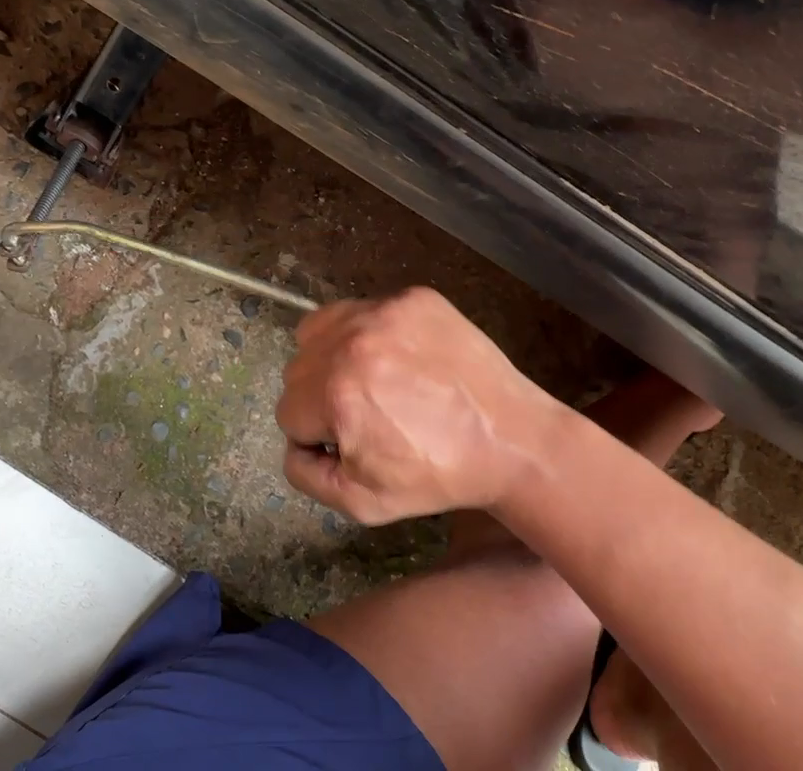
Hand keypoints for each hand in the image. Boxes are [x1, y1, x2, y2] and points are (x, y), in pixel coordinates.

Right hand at [275, 287, 565, 523]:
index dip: (317, 436)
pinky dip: (367, 335)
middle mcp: (351, 344)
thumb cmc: (437, 475)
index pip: (288, 413)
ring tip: (374, 382)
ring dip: (333, 359)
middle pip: (298, 371)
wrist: (514, 440)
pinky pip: (359, 312)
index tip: (353, 443)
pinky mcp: (411, 298)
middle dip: (321, 397)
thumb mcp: (361, 503)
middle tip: (367, 415)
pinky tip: (399, 361)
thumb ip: (304, 476)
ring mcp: (383, 314)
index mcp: (335, 395)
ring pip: (319, 332)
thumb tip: (294, 443)